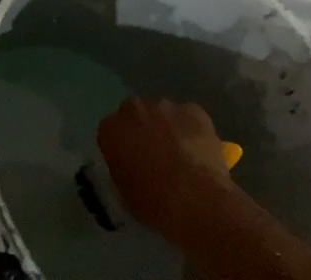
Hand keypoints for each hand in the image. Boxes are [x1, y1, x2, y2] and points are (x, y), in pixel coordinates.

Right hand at [96, 97, 235, 240]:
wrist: (199, 201)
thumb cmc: (156, 204)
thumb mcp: (125, 193)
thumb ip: (123, 169)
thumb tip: (131, 166)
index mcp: (111, 130)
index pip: (111, 131)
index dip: (123, 148)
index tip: (132, 163)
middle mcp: (134, 109)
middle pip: (135, 114)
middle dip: (143, 130)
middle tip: (156, 157)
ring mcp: (165, 107)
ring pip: (163, 113)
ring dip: (168, 128)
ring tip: (182, 157)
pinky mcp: (194, 110)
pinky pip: (189, 117)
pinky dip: (192, 131)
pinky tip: (200, 152)